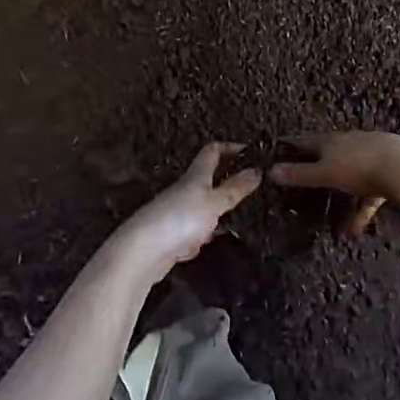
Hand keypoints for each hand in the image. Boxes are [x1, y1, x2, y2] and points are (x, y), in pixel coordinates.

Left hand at [112, 142, 260, 280]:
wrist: (142, 251)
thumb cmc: (181, 218)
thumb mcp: (214, 202)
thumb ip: (235, 189)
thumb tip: (257, 170)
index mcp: (195, 176)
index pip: (212, 151)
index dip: (230, 147)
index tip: (250, 152)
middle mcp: (184, 191)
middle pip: (207, 180)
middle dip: (226, 184)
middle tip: (250, 190)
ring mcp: (175, 214)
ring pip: (199, 209)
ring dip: (213, 215)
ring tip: (234, 222)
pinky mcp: (169, 237)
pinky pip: (189, 233)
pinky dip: (197, 237)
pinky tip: (202, 246)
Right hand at [269, 131, 399, 235]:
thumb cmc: (361, 167)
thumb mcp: (326, 172)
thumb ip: (300, 173)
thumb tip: (271, 170)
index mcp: (331, 141)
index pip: (304, 142)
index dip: (289, 148)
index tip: (275, 154)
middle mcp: (349, 145)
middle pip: (327, 160)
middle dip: (316, 175)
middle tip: (300, 191)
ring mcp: (369, 160)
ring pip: (348, 181)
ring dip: (340, 202)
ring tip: (330, 225)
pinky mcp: (386, 177)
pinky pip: (367, 197)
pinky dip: (359, 212)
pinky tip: (354, 232)